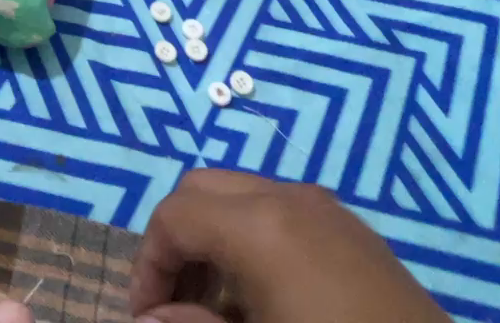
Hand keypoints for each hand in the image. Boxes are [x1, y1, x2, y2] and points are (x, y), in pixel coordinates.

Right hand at [129, 169, 449, 322]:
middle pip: (203, 190)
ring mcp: (327, 208)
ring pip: (242, 198)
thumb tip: (148, 317)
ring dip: (213, 241)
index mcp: (260, 223)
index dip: (147, 263)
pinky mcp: (355, 231)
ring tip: (215, 311)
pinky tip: (265, 301)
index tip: (145, 318)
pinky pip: (281, 213)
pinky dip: (251, 241)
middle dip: (176, 242)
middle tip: (173, 307)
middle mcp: (288, 196)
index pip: (174, 215)